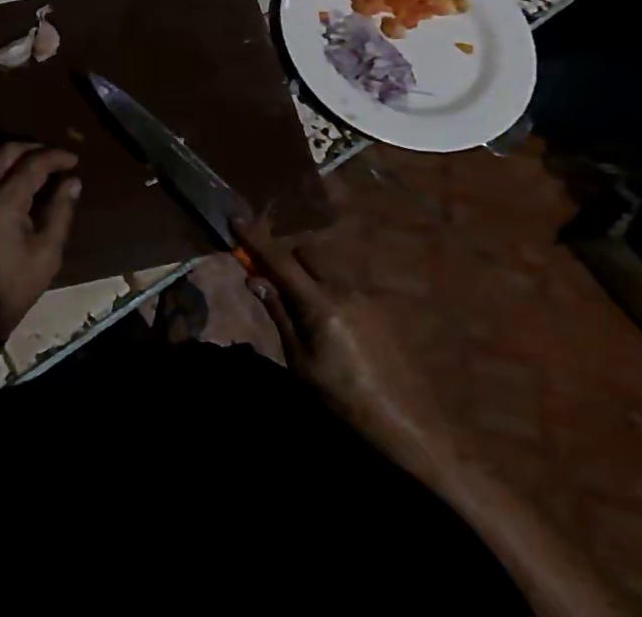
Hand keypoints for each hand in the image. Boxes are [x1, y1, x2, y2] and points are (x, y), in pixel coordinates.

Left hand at [0, 143, 81, 345]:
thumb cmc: (14, 287)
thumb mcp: (47, 253)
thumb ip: (60, 211)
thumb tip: (72, 181)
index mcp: (1, 203)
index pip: (31, 165)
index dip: (56, 157)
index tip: (76, 160)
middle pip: (7, 152)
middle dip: (35, 149)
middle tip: (59, 158)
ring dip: (19, 159)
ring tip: (45, 169)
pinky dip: (7, 172)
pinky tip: (25, 185)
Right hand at [233, 217, 451, 461]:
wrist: (405, 423)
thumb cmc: (342, 397)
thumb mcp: (300, 361)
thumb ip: (279, 314)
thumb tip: (255, 279)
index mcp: (321, 304)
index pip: (281, 260)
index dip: (256, 238)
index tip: (235, 218)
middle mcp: (345, 290)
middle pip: (307, 253)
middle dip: (284, 255)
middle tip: (266, 275)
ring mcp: (366, 297)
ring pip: (326, 268)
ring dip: (305, 273)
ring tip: (297, 305)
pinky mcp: (378, 309)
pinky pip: (342, 285)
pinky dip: (324, 289)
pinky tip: (326, 323)